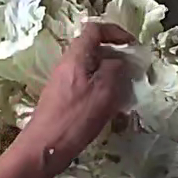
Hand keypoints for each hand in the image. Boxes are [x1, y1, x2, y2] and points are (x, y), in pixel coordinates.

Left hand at [13, 21, 133, 177]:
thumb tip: (118, 61)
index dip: (116, 32)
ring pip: (91, 67)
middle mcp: (67, 64)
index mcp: (76, 56)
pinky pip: (86, 82)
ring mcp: (62, 80)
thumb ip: (115, 69)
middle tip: (132, 69)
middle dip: (115, 55)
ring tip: (125, 89)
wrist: (44, 147)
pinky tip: (110, 105)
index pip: (94, 29)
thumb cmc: (76, 117)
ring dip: (110, 73)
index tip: (132, 45)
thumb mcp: (104, 91)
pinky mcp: (62, 97)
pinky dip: (101, 87)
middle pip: (93, 48)